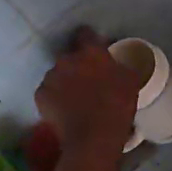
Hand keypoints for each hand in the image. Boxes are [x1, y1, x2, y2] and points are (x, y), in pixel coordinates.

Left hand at [33, 26, 140, 151]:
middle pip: (70, 56)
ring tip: (77, 99)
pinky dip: (56, 98)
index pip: (85, 34)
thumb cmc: (117, 105)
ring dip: (66, 81)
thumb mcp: (131, 79)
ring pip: (58, 74)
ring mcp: (50, 77)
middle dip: (78, 65)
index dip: (91, 40)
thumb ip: (119, 65)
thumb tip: (114, 64)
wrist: (93, 137)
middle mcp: (66, 59)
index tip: (96, 49)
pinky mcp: (40, 95)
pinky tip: (66, 110)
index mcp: (90, 52)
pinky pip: (49, 91)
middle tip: (89, 81)